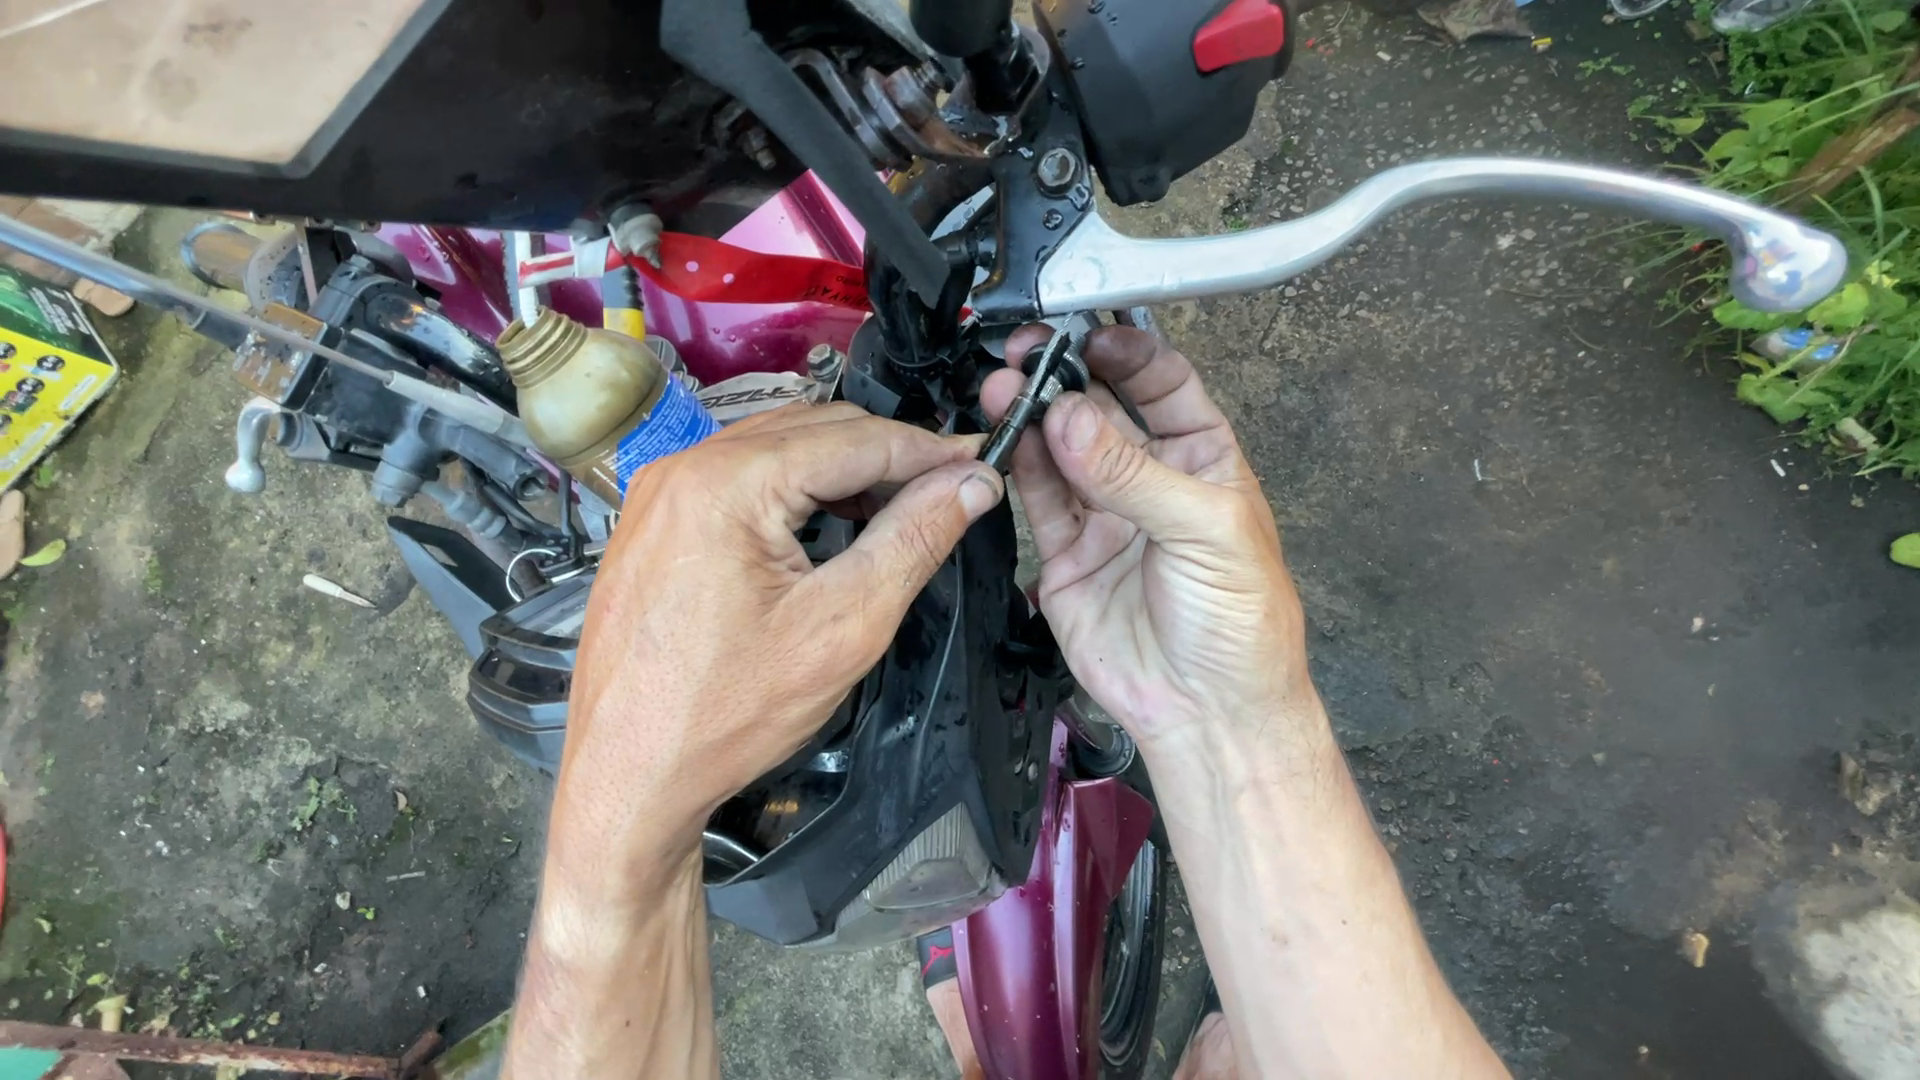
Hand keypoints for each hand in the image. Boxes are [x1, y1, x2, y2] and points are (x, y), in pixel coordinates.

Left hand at [549, 402, 1002, 899]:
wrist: (628, 777)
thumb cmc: (731, 712)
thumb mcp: (844, 624)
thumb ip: (914, 540)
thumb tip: (972, 484)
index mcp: (727, 482)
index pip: (855, 441)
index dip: (929, 450)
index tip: (982, 461)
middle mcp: (685, 466)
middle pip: (815, 432)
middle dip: (890, 454)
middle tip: (951, 484)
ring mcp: (661, 492)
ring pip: (779, 450)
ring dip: (846, 468)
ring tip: (902, 501)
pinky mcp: (655, 521)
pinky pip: (743, 478)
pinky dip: (799, 488)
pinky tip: (833, 518)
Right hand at [981, 326, 1319, 761]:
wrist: (1203, 710)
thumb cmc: (1239, 623)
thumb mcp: (1206, 533)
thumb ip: (1133, 475)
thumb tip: (1072, 417)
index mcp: (1203, 460)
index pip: (1164, 387)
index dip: (1129, 356)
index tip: (1090, 336)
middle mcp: (1150, 480)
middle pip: (1103, 410)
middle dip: (1067, 377)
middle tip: (1029, 354)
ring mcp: (1105, 514)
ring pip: (1061, 450)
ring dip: (1034, 416)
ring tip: (1005, 389)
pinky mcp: (1066, 551)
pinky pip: (1038, 498)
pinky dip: (1019, 467)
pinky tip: (1006, 439)